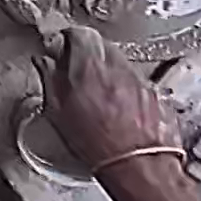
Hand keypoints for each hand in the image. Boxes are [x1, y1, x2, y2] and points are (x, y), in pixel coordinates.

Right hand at [34, 26, 178, 169]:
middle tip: (74, 67)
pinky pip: (135, 80)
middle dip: (87, 51)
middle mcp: (118, 69)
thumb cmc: (95, 143)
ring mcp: (140, 81)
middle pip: (102, 44)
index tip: (60, 46)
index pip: (79, 34)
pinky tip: (116, 106)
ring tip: (95, 91)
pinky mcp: (156, 94)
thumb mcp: (57, 111)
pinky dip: (123, 86)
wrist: (138, 166)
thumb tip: (43, 61)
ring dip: (105, 68)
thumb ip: (49, 78)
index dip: (67, 37)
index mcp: (89, 68)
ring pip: (120, 61)